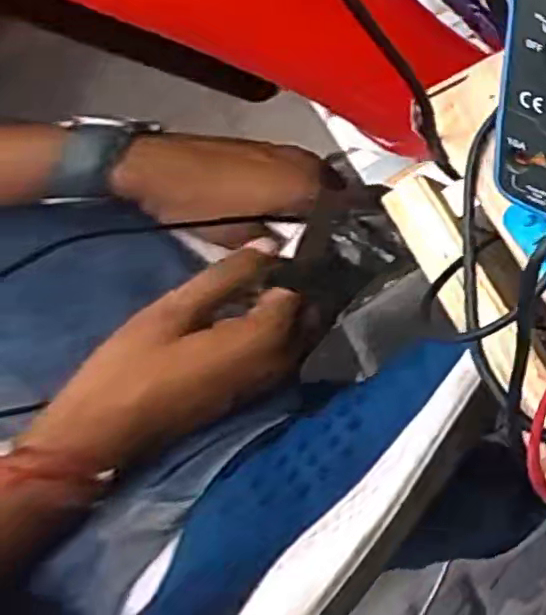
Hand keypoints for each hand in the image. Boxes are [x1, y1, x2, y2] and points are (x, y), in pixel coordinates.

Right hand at [17, 246, 303, 472]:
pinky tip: (233, 335)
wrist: (93, 445)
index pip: (297, 287)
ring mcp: (280, 374)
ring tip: (234, 309)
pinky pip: (287, 349)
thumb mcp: (169, 315)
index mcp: (273, 332)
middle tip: (240, 291)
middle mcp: (291, 352)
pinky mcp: (264, 389)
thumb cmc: (125, 375)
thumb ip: (226, 276)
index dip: (275, 276)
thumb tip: (271, 243)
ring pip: (301, 329)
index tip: (247, 274)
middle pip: (308, 307)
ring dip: (280, 316)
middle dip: (285, 295)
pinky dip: (273, 337)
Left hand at [112, 134, 328, 244]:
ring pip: (318, 178)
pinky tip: (274, 194)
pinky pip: (299, 168)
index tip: (326, 240)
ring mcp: (295, 153)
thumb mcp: (233, 235)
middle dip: (328, 208)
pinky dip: (295, 182)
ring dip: (312, 193)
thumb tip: (291, 248)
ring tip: (294, 210)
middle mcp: (314, 167)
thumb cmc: (197, 202)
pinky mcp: (275, 147)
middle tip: (312, 226)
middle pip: (336, 192)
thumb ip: (272, 242)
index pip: (344, 211)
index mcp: (312, 188)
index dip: (337, 227)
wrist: (156, 165)